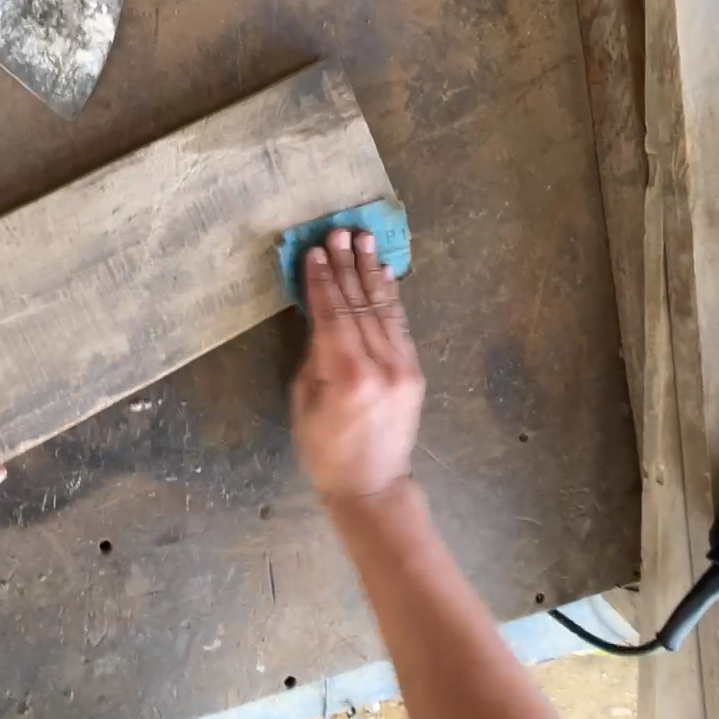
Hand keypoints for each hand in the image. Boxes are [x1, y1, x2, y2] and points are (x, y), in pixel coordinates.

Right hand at [291, 229, 424, 504]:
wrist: (374, 486)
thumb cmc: (325, 451)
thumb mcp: (304, 402)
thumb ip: (313, 356)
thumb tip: (319, 318)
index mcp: (347, 374)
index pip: (332, 315)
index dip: (322, 281)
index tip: (315, 252)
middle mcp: (381, 363)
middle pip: (359, 304)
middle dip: (347, 265)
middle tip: (339, 232)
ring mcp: (403, 365)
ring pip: (383, 308)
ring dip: (371, 271)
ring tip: (364, 239)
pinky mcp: (414, 369)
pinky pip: (400, 324)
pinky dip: (391, 295)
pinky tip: (385, 272)